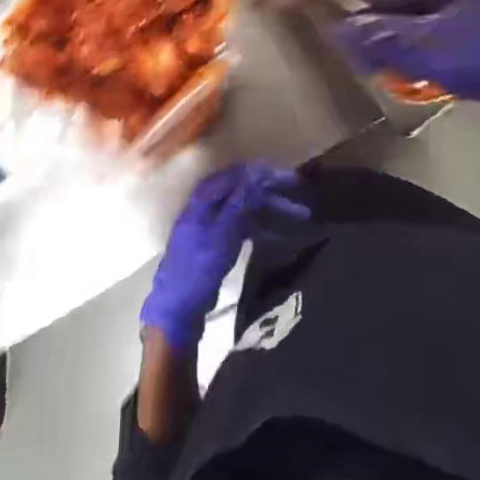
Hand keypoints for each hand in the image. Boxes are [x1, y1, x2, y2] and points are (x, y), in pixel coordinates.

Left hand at [140, 162, 310, 352]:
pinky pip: (243, 227)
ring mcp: (211, 225)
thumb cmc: (198, 268)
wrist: (178, 307)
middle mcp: (205, 207)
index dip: (261, 173)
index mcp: (202, 200)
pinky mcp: (216, 243)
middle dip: (271, 192)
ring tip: (301, 216)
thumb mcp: (221, 235)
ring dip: (271, 210)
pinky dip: (261, 227)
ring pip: (245, 209)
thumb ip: (238, 205)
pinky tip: (280, 233)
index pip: (235, 175)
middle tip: (300, 194)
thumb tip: (255, 177)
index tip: (288, 176)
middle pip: (242, 191)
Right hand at [327, 0, 479, 123]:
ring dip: (382, 29)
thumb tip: (337, 28)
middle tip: (359, 54)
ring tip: (386, 63)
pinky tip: (404, 55)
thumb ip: (384, 36)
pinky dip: (399, 30)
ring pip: (394, 0)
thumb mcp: (435, 53)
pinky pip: (409, 8)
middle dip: (365, 18)